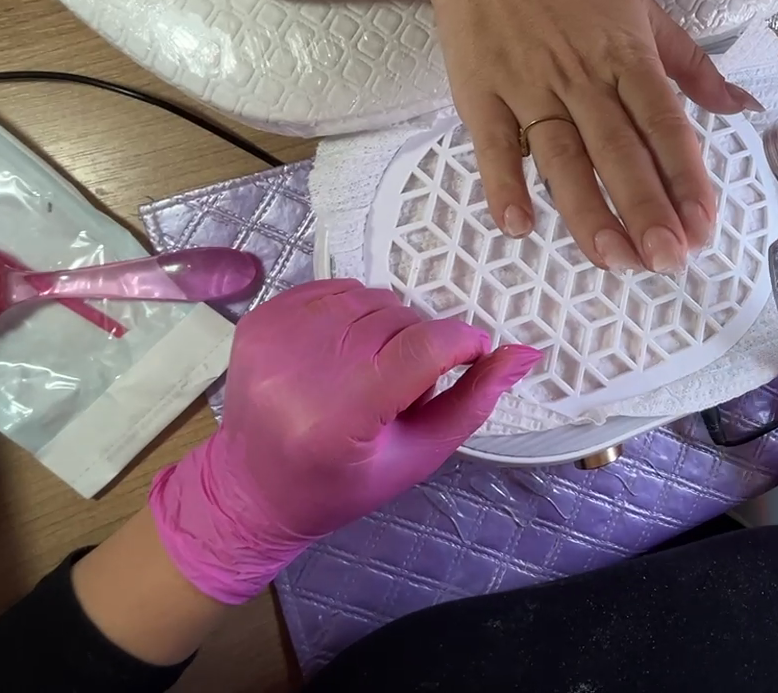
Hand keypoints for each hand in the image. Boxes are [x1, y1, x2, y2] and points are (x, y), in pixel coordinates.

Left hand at [149, 280, 539, 603]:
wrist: (252, 489)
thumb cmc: (345, 481)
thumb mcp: (420, 454)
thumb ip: (475, 401)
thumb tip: (526, 352)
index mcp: (341, 420)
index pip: (423, 348)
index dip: (460, 343)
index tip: (472, 352)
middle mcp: (301, 374)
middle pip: (400, 320)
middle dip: (419, 346)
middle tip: (402, 386)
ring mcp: (276, 341)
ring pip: (374, 298)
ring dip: (389, 327)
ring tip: (372, 368)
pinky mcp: (261, 320)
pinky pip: (339, 287)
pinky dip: (355, 311)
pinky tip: (345, 349)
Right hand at [409, 0, 756, 274]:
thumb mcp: (643, 8)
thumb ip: (691, 64)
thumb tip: (742, 105)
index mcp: (626, 54)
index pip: (663, 123)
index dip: (686, 175)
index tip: (703, 224)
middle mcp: (581, 76)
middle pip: (617, 149)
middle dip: (645, 208)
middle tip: (666, 260)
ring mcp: (527, 85)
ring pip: (561, 155)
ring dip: (586, 211)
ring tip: (613, 260)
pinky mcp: (479, 91)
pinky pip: (491, 143)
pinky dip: (502, 184)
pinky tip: (518, 226)